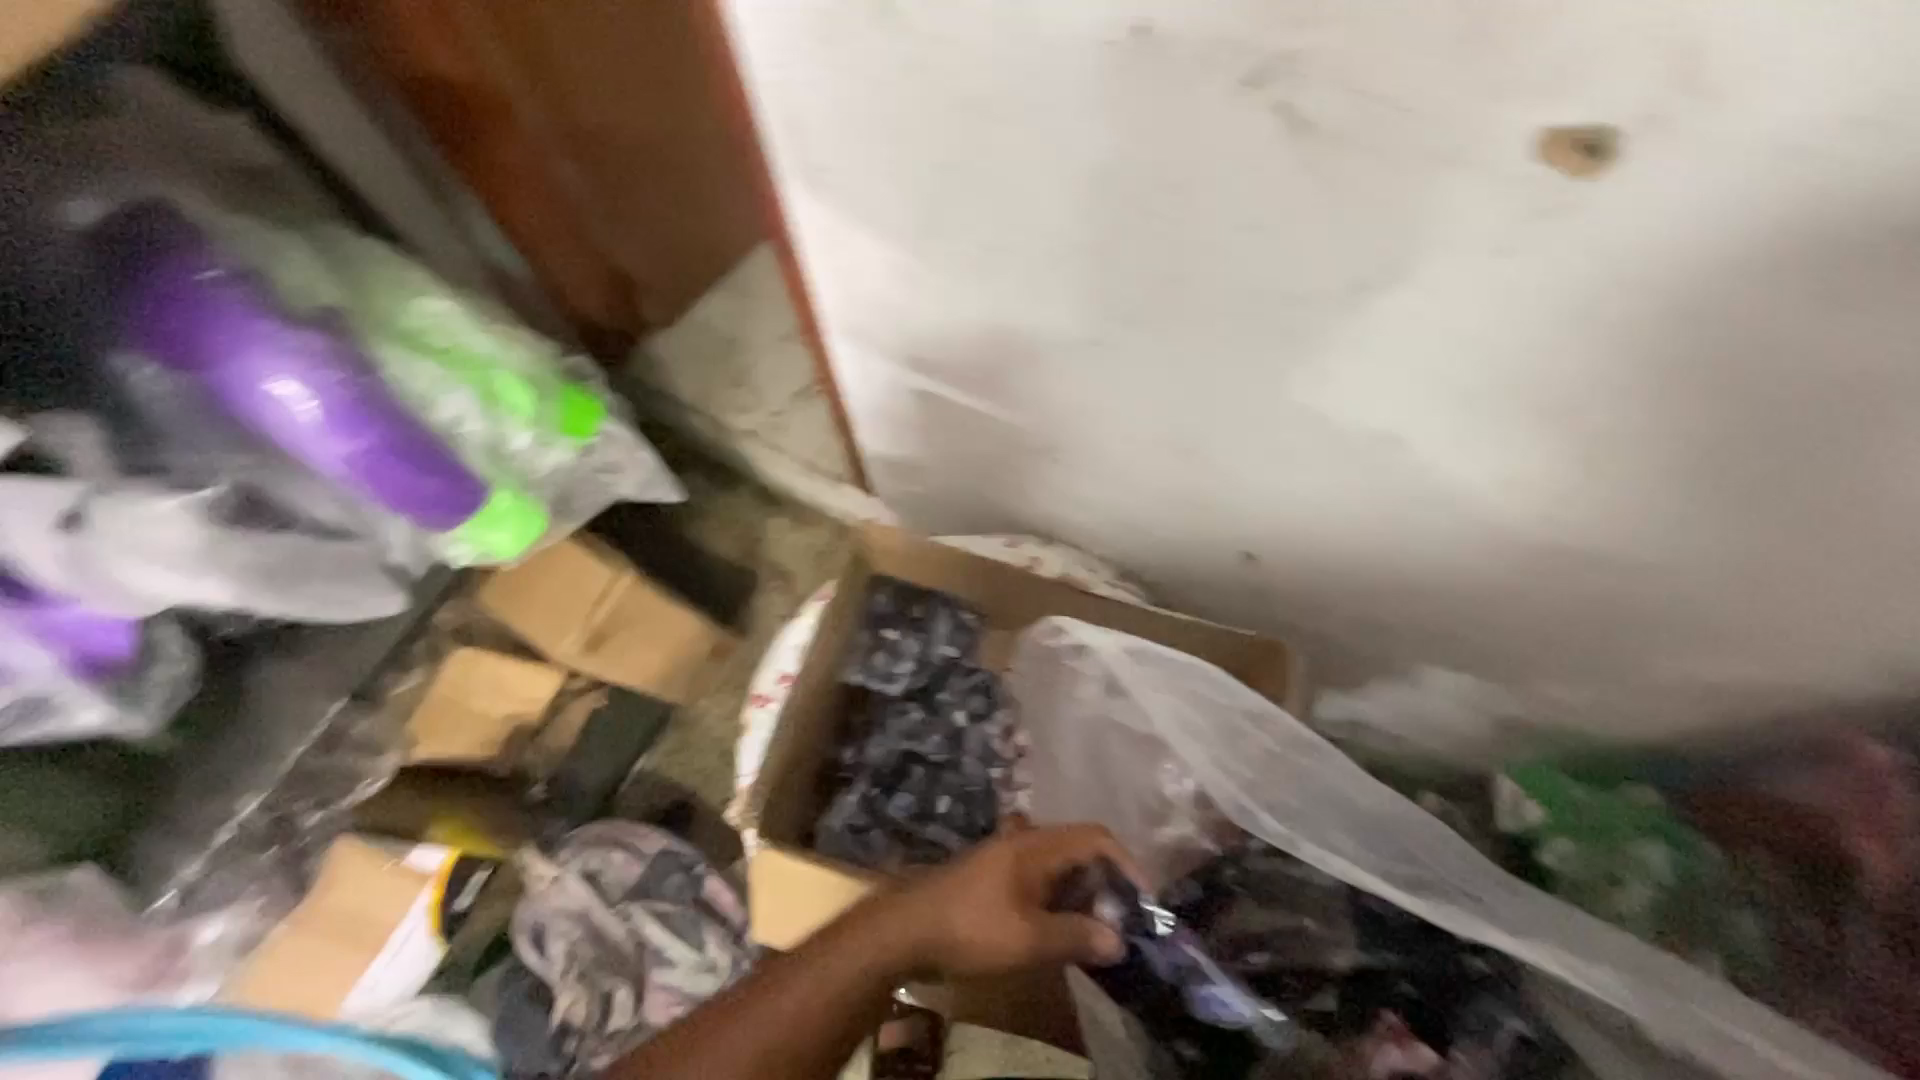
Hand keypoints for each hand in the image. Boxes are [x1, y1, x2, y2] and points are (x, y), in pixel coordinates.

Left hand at [868, 823, 1140, 978]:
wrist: (903, 930)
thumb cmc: (970, 929)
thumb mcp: (1030, 941)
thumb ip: (1077, 937)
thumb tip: (1118, 940)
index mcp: (1036, 845)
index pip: (1096, 837)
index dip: (1126, 864)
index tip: (1142, 901)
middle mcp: (1022, 841)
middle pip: (1078, 848)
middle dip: (1105, 881)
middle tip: (1119, 920)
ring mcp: (1003, 856)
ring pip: (1057, 864)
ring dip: (1080, 892)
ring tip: (1093, 929)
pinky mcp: (989, 876)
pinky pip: (1037, 877)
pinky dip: (1056, 897)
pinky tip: (1055, 927)